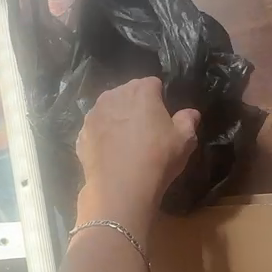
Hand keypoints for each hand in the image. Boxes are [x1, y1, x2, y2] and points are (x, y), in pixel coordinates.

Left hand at [75, 77, 197, 240]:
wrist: (120, 188)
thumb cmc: (157, 158)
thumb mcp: (184, 140)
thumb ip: (188, 121)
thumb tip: (191, 113)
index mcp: (141, 90)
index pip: (153, 84)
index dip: (160, 98)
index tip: (164, 117)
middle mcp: (113, 95)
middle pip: (128, 94)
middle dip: (136, 106)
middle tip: (146, 130)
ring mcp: (93, 114)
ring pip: (109, 110)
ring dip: (117, 119)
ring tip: (126, 142)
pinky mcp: (81, 135)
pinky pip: (96, 130)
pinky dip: (103, 137)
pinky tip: (111, 154)